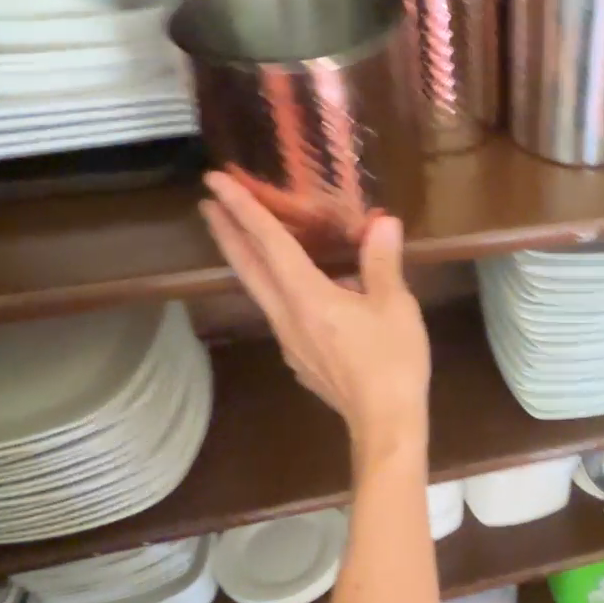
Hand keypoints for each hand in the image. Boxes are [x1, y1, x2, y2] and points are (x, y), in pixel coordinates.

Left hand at [200, 170, 429, 458]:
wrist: (385, 421)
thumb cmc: (392, 360)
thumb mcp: (396, 305)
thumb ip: (382, 262)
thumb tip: (382, 222)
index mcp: (308, 297)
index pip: (270, 243)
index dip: (244, 209)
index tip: (215, 181)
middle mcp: (287, 316)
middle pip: (248, 268)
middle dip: (227, 232)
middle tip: (208, 202)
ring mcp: (289, 340)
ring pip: (259, 290)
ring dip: (245, 259)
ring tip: (242, 237)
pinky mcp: (300, 358)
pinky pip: (279, 311)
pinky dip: (272, 286)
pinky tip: (292, 288)